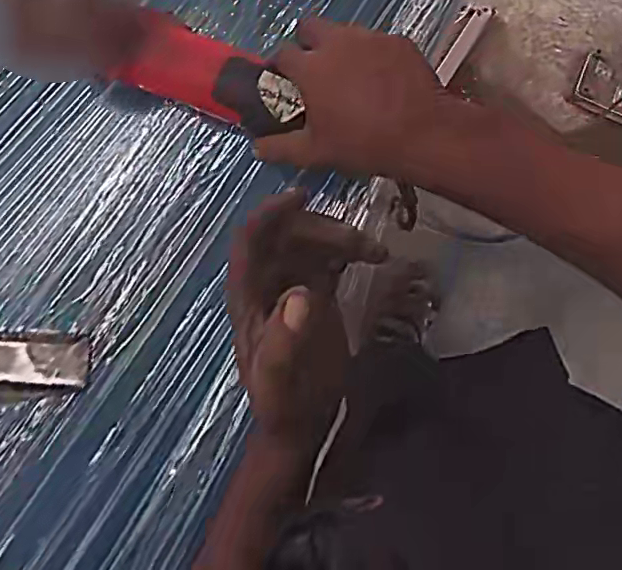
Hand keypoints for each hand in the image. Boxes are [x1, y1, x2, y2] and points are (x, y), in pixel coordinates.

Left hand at [224, 189, 386, 450]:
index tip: (302, 195)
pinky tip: (373, 256)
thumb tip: (301, 293)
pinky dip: (350, 249)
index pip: (250, 240)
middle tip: (358, 242)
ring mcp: (292, 283)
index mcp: (247, 295)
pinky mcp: (316, 290)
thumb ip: (285, 340)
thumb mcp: (279, 380)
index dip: (270, 213)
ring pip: (311, 241)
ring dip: (340, 237)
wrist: (304, 426)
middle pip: (288, 234)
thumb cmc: (282, 404)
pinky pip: (330, 256)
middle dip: (321, 228)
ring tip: (374, 251)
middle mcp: (267, 281)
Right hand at [254, 18, 458, 178]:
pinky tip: (384, 78)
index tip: (286, 82)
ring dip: (342, 48)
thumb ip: (281, 147)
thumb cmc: (364, 143)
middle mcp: (338, 42)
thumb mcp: (316, 152)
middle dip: (308, 42)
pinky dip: (374, 55)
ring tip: (353, 76)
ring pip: (346, 32)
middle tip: (317, 69)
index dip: (280, 67)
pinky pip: (377, 42)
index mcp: (311, 66)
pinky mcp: (398, 40)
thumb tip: (257, 147)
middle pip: (310, 26)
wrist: (423, 133)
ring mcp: (371, 38)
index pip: (282, 53)